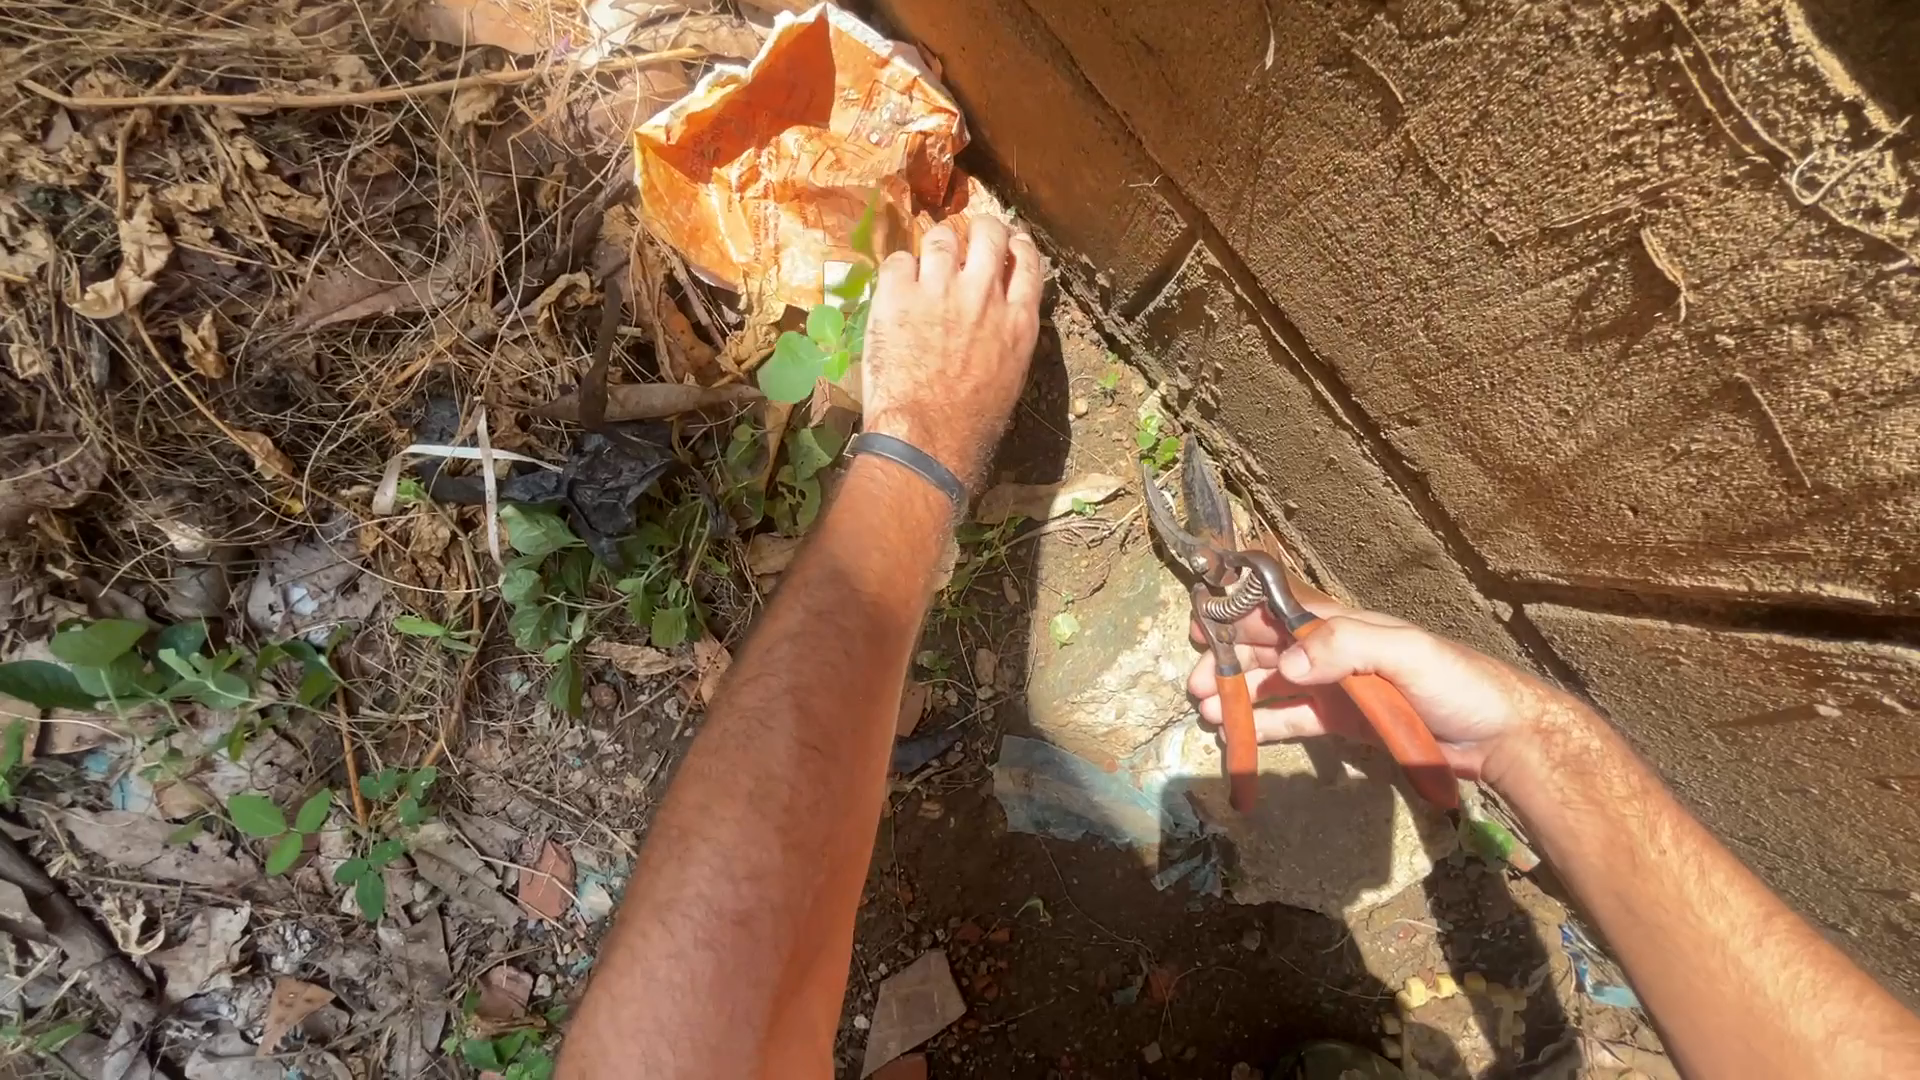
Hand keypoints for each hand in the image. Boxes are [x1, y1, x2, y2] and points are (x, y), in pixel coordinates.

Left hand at [861, 216, 1043, 490]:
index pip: (1027, 260)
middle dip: (980, 229)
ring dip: (937, 245)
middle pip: (988, 233)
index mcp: (1017, 320)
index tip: (1009, 243)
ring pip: (942, 237)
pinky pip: (898, 260)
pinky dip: (899, 269)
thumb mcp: (1009, 378)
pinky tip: (897, 287)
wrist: (927, 437)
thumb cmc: (970, 424)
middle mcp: (983, 294)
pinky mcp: (898, 295)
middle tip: (967, 238)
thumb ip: (1008, 337)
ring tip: (927, 262)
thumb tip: (999, 320)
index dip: (1017, 244)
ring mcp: (940, 290)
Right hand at [1186, 595, 1573, 787]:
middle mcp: (1325, 652)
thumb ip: (1344, 647)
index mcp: (1336, 624)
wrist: (1500, 739)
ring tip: (1207, 711)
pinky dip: (1259, 726)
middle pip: (1262, 649)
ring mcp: (1328, 688)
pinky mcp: (1336, 722)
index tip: (1200, 626)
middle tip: (1195, 683)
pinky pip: (1288, 720)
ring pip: (1268, 685)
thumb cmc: (1455, 682)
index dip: (1234, 613)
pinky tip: (1236, 734)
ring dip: (1235, 695)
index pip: (1274, 609)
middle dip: (1224, 661)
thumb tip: (1284, 663)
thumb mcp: (1405, 652)